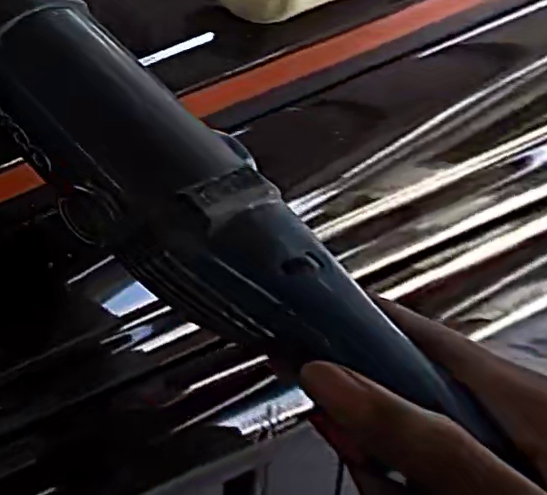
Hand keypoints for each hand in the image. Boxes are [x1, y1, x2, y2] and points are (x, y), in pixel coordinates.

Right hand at [299, 301, 546, 493]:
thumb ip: (430, 444)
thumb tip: (322, 375)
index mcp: (531, 395)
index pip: (391, 319)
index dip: (321, 312)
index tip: (269, 323)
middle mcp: (526, 410)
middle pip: (395, 383)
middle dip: (364, 423)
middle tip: (368, 464)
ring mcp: (526, 445)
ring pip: (413, 432)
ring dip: (392, 466)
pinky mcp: (514, 474)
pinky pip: (443, 462)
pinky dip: (417, 482)